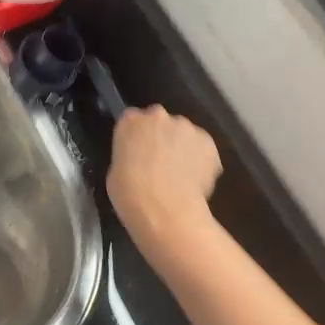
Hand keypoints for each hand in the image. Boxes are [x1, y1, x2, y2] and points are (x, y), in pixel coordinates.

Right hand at [107, 106, 222, 241]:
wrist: (163, 208)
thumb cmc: (129, 192)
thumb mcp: (117, 169)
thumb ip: (131, 156)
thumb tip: (141, 161)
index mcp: (130, 122)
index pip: (133, 118)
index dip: (138, 134)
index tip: (139, 149)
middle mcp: (158, 117)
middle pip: (161, 121)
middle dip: (162, 136)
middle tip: (160, 160)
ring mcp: (186, 128)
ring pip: (185, 134)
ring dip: (183, 147)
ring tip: (181, 173)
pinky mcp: (208, 143)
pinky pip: (203, 150)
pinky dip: (201, 161)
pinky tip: (195, 180)